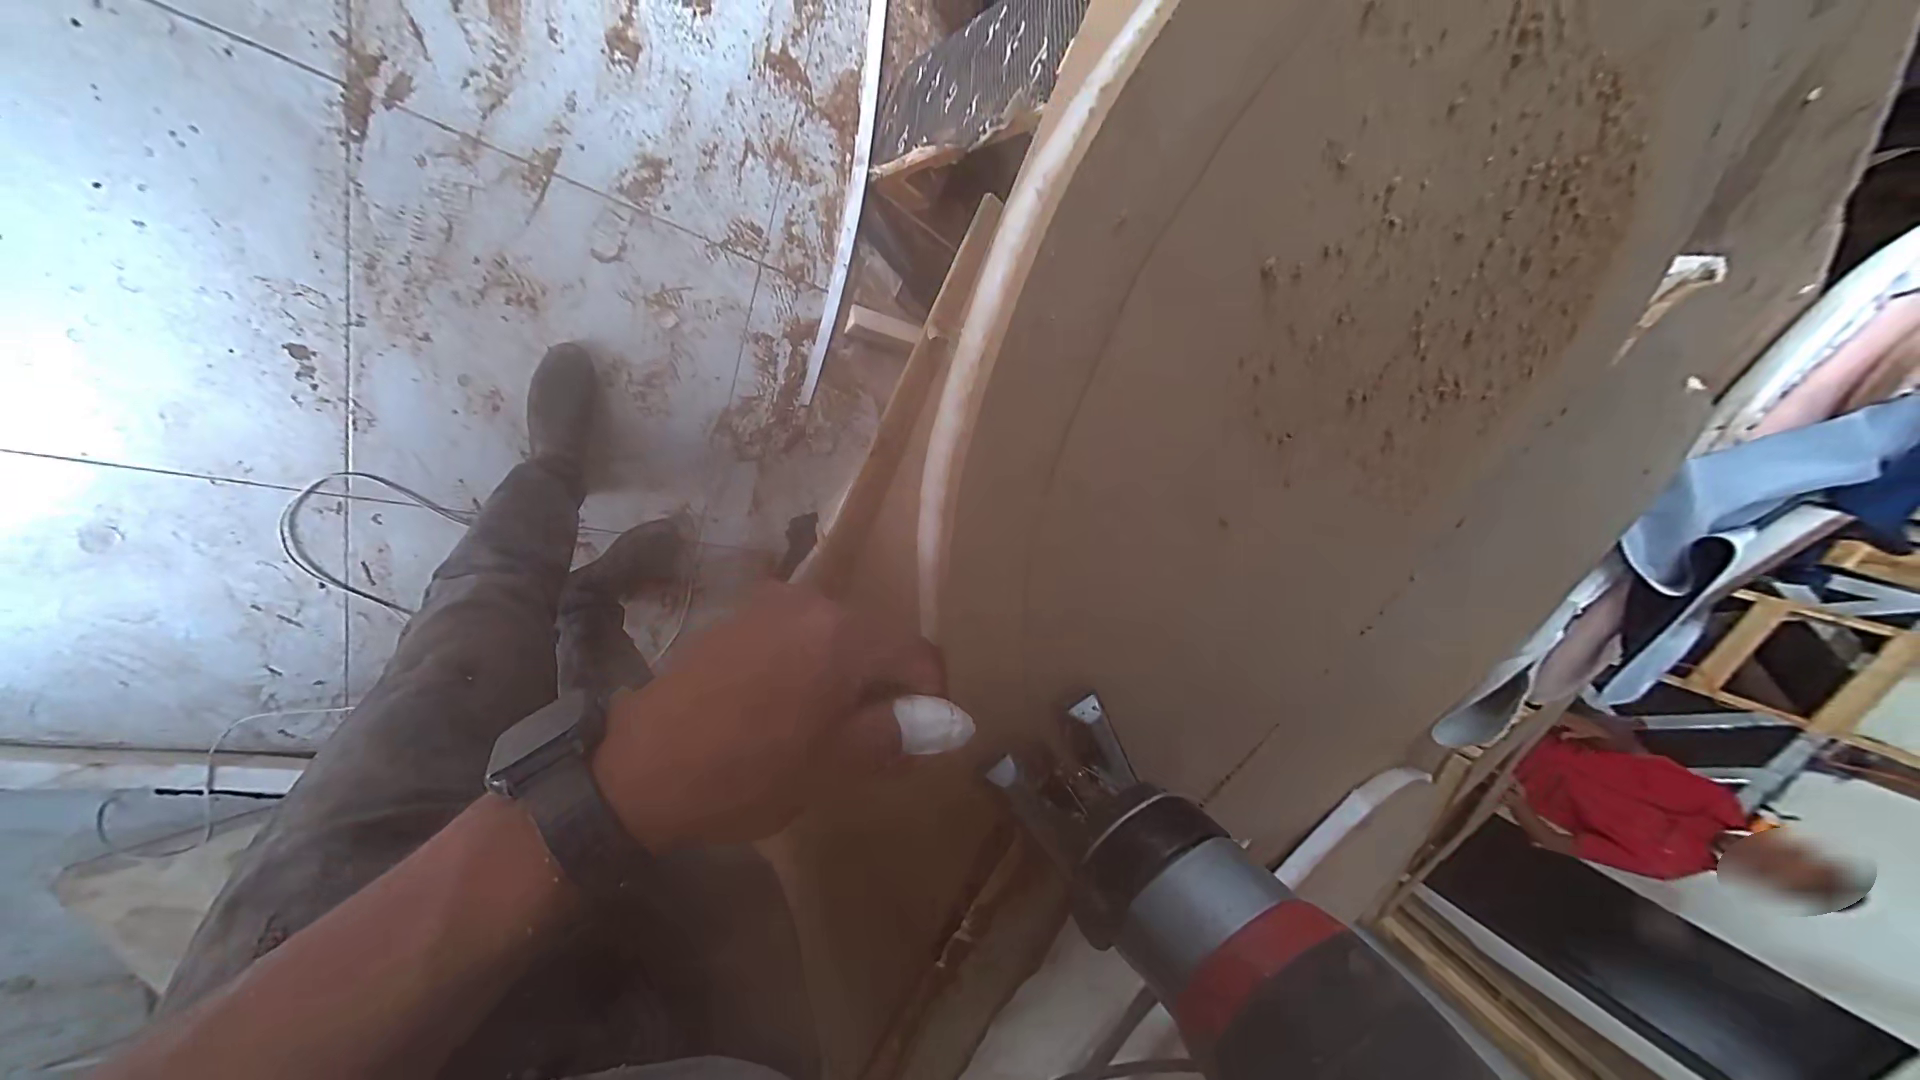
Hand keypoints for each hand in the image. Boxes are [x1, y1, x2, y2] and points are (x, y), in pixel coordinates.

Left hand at [591, 583, 946, 846]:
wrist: (637, 768)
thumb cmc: (745, 773)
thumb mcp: (834, 765)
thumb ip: (898, 735)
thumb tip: (949, 723)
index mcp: (845, 635)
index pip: (921, 656)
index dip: (931, 699)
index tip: (916, 737)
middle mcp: (816, 601)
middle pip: (882, 640)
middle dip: (886, 687)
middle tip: (867, 739)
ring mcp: (775, 601)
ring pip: (842, 636)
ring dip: (850, 675)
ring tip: (822, 723)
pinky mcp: (744, 612)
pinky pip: (803, 632)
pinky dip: (814, 663)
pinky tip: (784, 703)